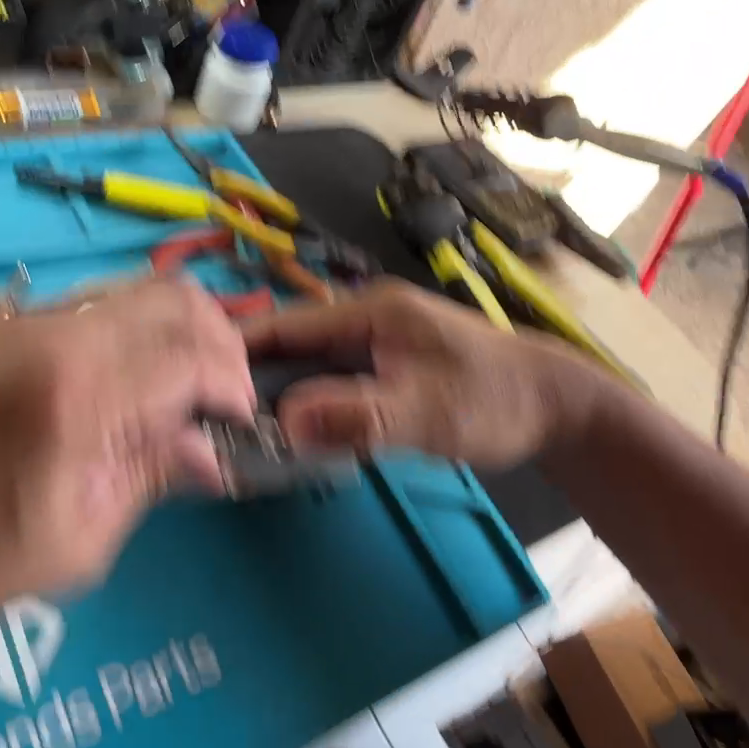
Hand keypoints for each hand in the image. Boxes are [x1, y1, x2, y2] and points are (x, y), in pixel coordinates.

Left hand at [0, 277, 254, 657]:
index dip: (232, 381)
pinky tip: (96, 385)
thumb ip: (149, 476)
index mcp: (78, 393)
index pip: (193, 353)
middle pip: (166, 296)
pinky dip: (106, 334)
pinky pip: (64, 309)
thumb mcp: (72, 544)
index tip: (237, 417)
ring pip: (118, 291)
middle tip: (216, 390)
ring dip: (161, 329)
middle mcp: (48, 332)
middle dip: (212, 337)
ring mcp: (5, 318)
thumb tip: (210, 451)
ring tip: (166, 386)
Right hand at [242, 281, 616, 467]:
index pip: (288, 324)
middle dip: (253, 379)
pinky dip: (310, 407)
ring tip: (238, 431)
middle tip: (209, 418)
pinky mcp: (387, 370)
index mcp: (370, 312)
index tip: (191, 376)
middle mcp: (366, 320)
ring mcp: (377, 345)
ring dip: (281, 397)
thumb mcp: (426, 412)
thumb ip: (357, 416)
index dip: (239, 348)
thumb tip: (283, 424)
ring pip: (312, 368)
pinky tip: (292, 435)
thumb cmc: (492, 401)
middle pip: (293, 346)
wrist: (557, 408)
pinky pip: (334, 384)